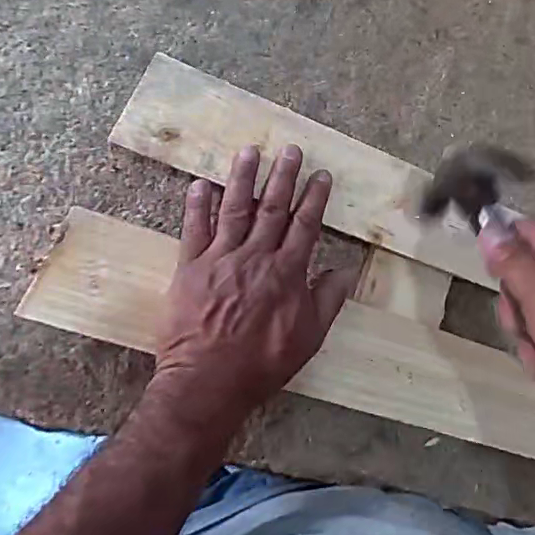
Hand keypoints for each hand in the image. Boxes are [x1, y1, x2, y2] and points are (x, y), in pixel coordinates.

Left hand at [149, 144, 356, 425]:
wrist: (206, 385)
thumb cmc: (262, 363)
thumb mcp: (309, 336)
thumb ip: (329, 299)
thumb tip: (345, 269)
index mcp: (287, 271)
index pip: (305, 224)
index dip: (315, 197)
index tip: (321, 174)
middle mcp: (256, 257)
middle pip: (273, 207)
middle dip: (284, 176)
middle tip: (290, 150)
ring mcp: (221, 260)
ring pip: (235, 209)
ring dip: (243, 178)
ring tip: (249, 152)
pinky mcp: (189, 269)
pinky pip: (194, 230)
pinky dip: (197, 206)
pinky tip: (200, 185)